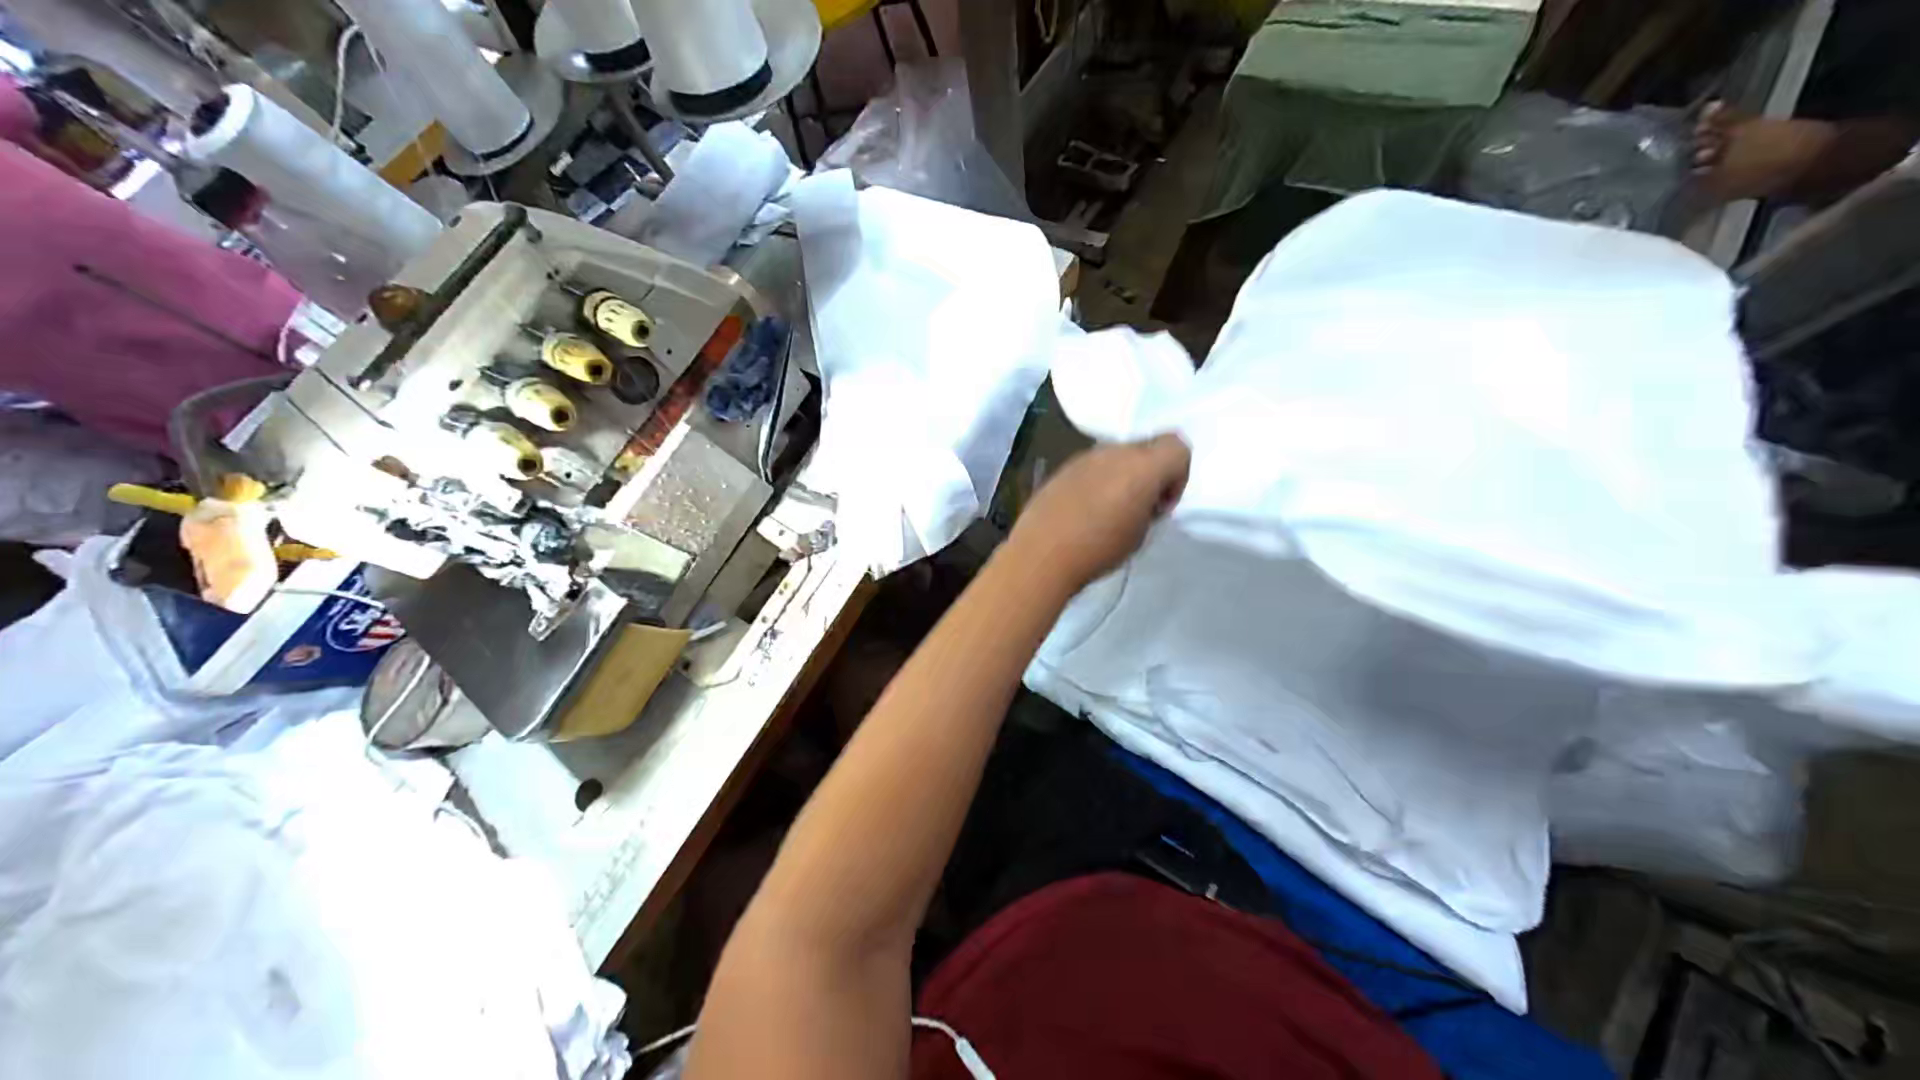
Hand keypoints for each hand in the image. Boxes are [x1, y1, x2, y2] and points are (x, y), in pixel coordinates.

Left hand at [1004, 433, 1190, 591]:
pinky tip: (1084, 512)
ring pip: (1116, 457)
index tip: (1161, 505)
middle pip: (1145, 449)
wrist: (1042, 554)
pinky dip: (1096, 482)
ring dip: (1121, 477)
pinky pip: (1091, 468)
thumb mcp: (1141, 533)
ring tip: (1108, 514)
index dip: (1178, 474)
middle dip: (1148, 474)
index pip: (1178, 446)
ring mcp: (1084, 456)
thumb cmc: (1100, 549)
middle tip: (1138, 510)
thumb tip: (1143, 500)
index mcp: (1142, 465)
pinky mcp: (1062, 468)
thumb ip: (1150, 506)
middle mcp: (1114, 451)